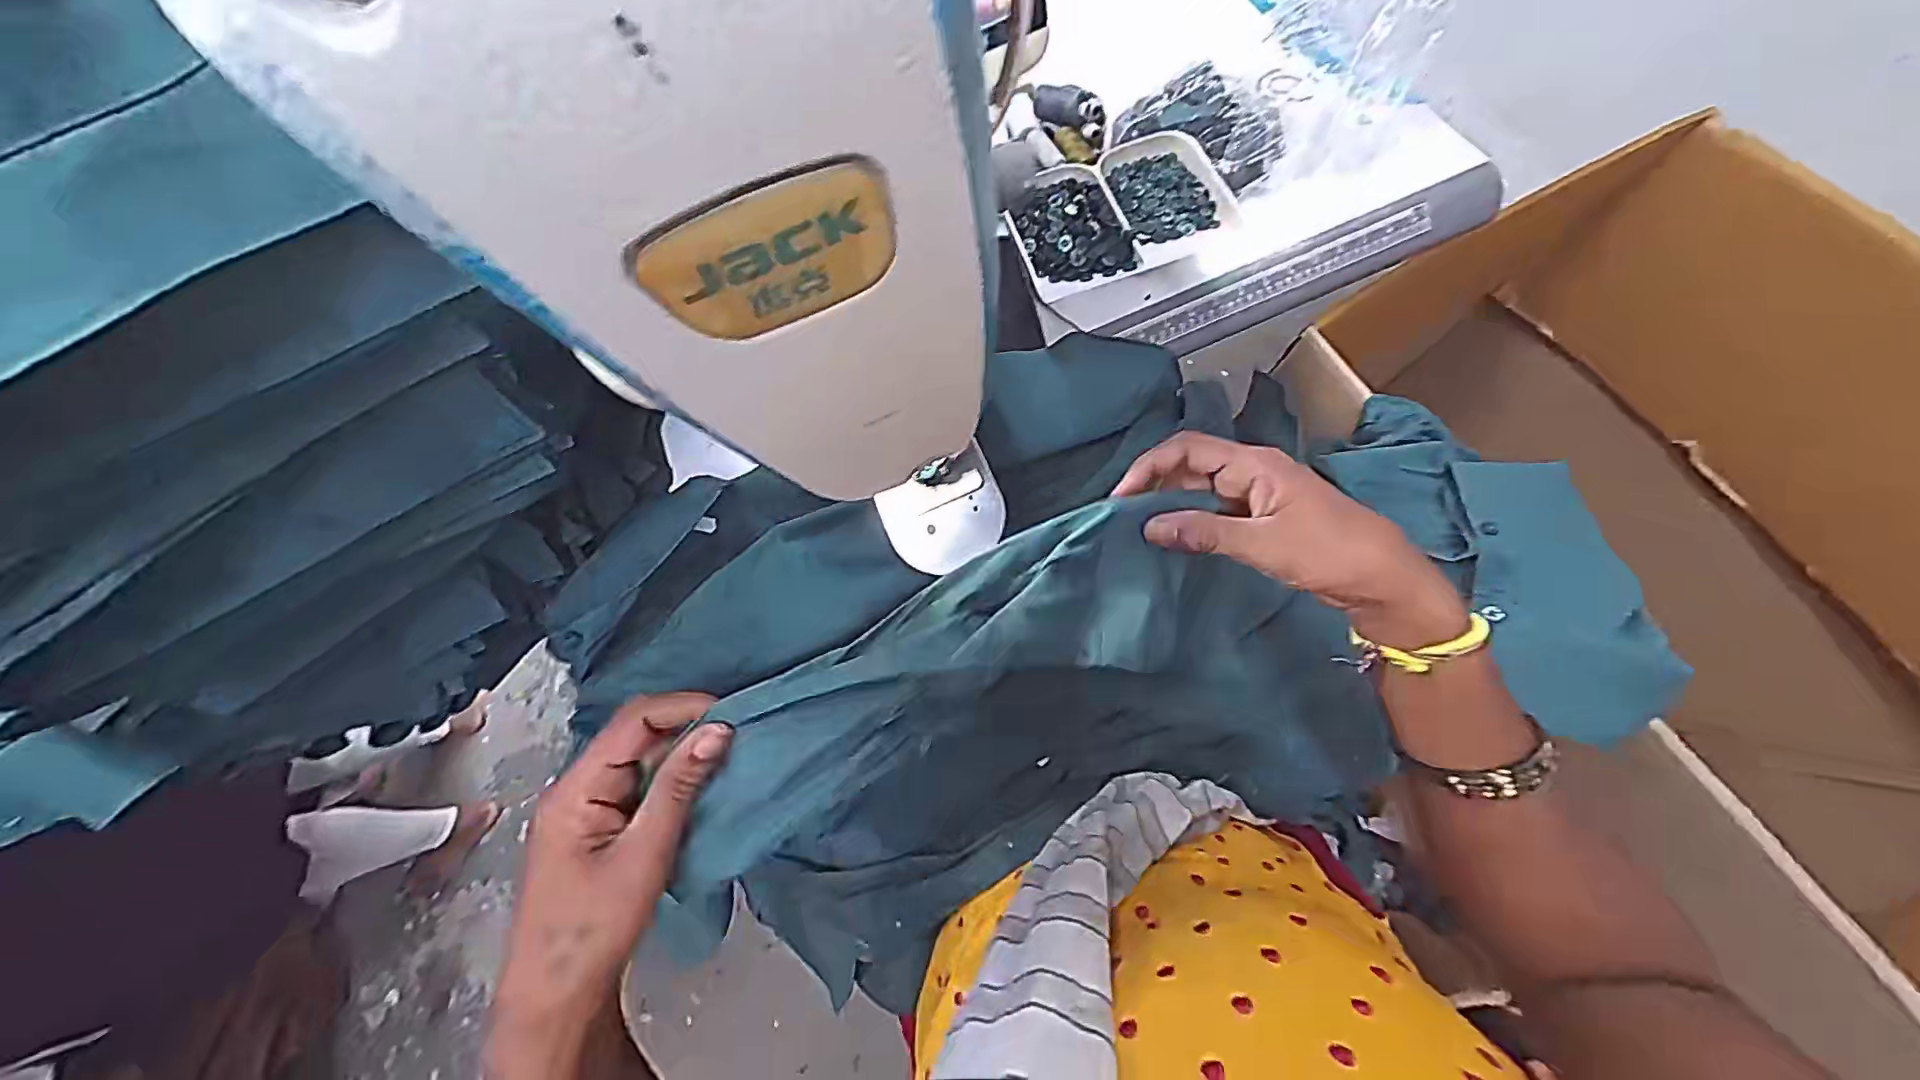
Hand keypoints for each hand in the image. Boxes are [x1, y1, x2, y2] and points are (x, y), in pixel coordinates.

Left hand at [487, 693, 730, 1078]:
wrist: (558, 997)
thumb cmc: (593, 931)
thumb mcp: (646, 852)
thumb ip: (680, 786)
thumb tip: (717, 731)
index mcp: (576, 789)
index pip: (633, 721)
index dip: (683, 707)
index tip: (729, 713)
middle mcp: (578, 787)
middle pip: (637, 733)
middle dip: (688, 726)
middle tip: (736, 732)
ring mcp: (589, 805)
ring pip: (643, 757)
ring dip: (685, 752)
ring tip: (728, 753)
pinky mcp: (604, 823)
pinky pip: (644, 782)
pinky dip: (676, 776)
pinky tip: (704, 781)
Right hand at [1113, 431, 1466, 643]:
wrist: (1384, 579)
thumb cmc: (1330, 552)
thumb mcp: (1263, 543)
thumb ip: (1204, 532)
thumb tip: (1149, 527)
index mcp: (1254, 464)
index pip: (1186, 448)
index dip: (1148, 466)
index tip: (1121, 498)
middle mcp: (1251, 471)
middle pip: (1189, 464)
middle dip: (1153, 484)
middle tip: (1122, 515)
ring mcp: (1256, 494)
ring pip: (1199, 488)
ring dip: (1169, 502)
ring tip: (1139, 526)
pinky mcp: (1260, 517)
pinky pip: (1213, 509)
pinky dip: (1189, 519)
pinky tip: (1174, 536)